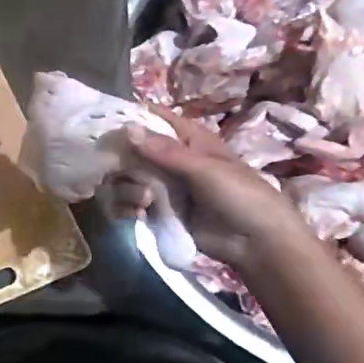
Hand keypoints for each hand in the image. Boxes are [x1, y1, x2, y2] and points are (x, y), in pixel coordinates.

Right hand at [110, 108, 315, 269]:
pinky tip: (135, 215)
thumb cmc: (240, 196)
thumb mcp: (205, 169)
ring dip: (126, 190)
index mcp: (188, 139)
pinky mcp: (156, 210)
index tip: (108, 129)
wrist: (255, 243)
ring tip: (143, 204)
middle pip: (130, 151)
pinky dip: (124, 208)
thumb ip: (165, 151)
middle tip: (127, 177)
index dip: (131, 119)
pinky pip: (127, 204)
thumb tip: (126, 129)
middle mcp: (170, 159)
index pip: (154, 119)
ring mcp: (162, 186)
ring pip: (125, 179)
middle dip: (123, 165)